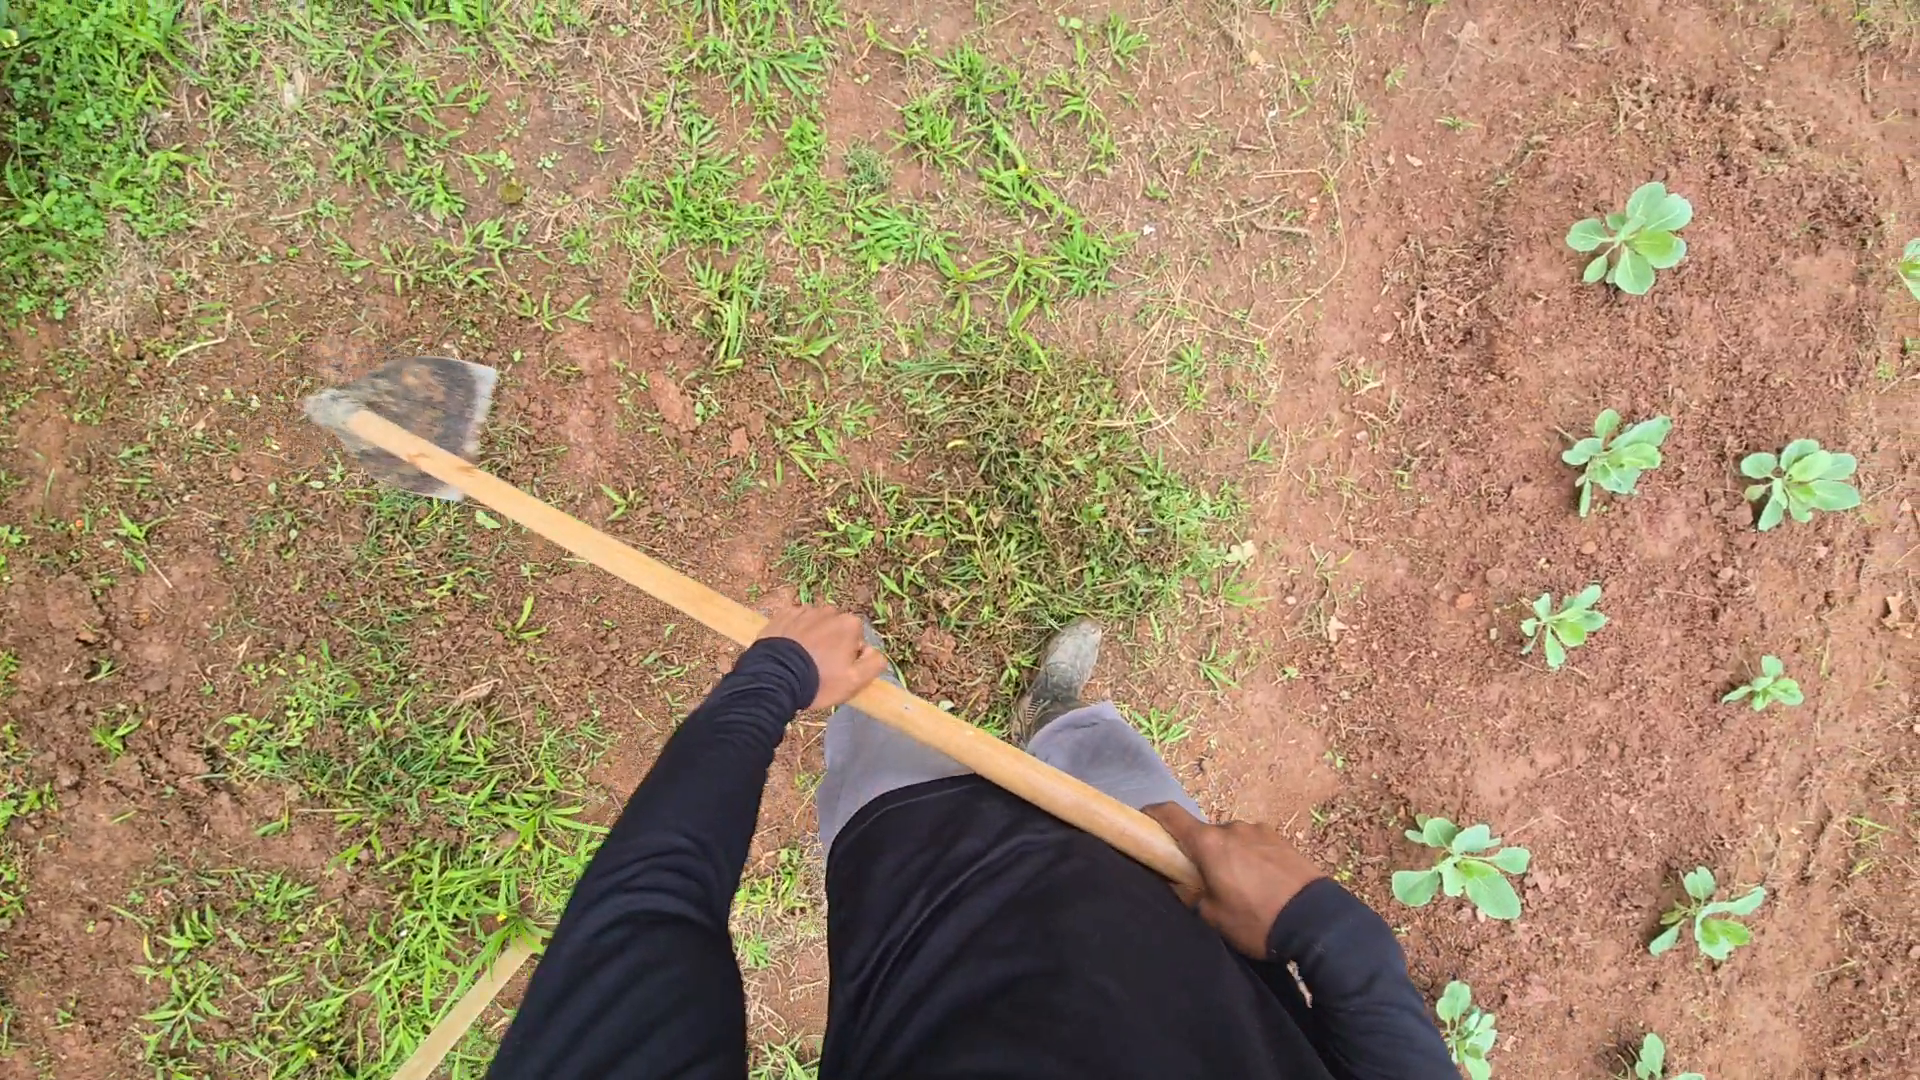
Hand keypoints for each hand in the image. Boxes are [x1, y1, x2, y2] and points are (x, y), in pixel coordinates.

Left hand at [755, 604, 888, 708]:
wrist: (773, 679)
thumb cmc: (819, 681)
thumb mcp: (855, 681)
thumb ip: (874, 663)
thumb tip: (873, 651)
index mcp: (850, 624)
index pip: (857, 639)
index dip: (850, 656)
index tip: (837, 670)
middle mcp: (829, 611)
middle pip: (837, 628)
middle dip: (832, 643)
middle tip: (820, 666)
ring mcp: (804, 611)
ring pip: (816, 624)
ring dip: (814, 637)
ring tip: (802, 660)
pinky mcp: (782, 615)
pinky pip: (796, 622)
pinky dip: (795, 632)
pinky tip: (789, 651)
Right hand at [1143, 802, 1324, 958]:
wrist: (1319, 923)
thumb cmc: (1257, 920)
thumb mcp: (1214, 918)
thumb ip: (1191, 895)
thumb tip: (1181, 883)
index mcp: (1208, 842)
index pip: (1170, 814)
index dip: (1153, 814)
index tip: (1143, 819)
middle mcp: (1231, 828)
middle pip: (1204, 833)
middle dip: (1200, 852)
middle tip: (1206, 880)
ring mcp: (1258, 830)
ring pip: (1232, 840)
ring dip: (1229, 856)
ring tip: (1243, 888)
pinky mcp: (1282, 839)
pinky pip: (1255, 844)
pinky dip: (1252, 858)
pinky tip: (1265, 884)